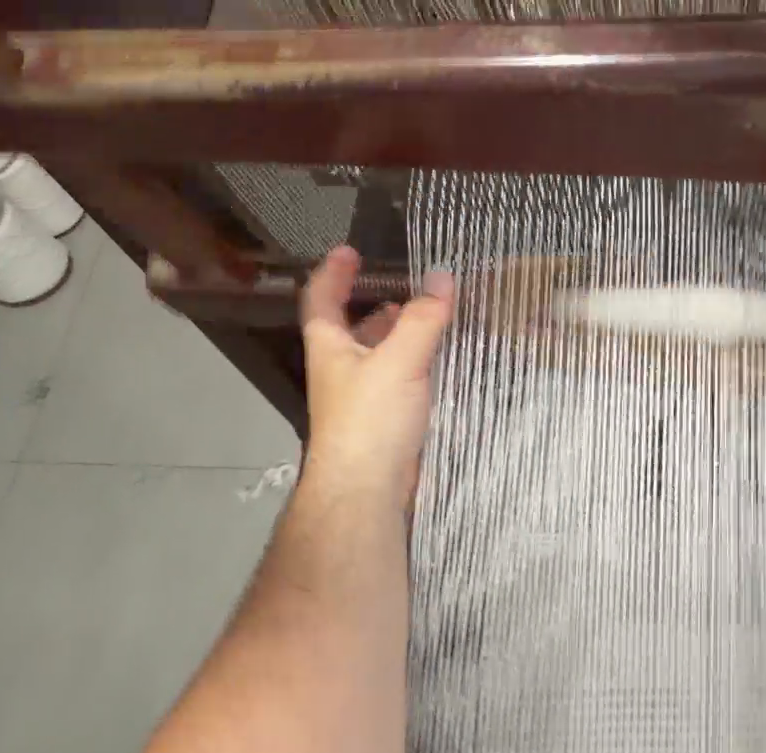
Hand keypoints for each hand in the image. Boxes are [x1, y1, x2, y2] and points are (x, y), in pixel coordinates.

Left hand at [298, 246, 455, 510]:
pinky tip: (440, 370)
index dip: (333, 273)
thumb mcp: (398, 361)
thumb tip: (443, 276)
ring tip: (431, 326)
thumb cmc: (370, 420)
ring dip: (401, 341)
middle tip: (408, 292)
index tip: (350, 251)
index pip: (322, 299)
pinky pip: (400, 386)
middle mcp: (342, 371)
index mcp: (330, 348)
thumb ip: (422, 320)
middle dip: (377, 308)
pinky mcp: (384, 425)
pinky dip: (416, 372)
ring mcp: (362, 401)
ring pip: (380, 360)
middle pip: (354, 330)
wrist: (367, 489)